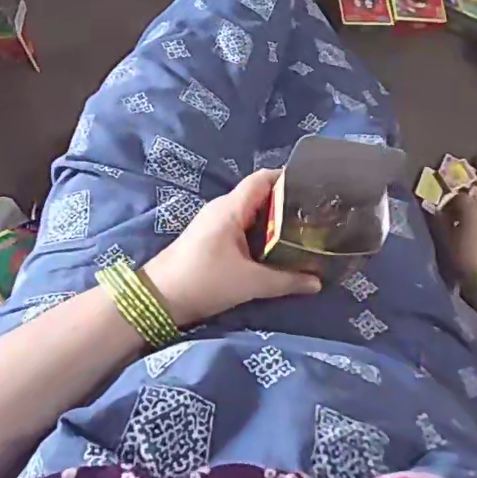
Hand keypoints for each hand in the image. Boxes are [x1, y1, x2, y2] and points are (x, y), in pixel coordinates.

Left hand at [142, 169, 321, 325]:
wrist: (158, 299)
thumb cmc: (203, 281)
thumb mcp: (249, 283)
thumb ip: (286, 281)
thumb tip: (318, 282)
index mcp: (231, 208)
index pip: (263, 179)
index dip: (288, 178)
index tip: (314, 188)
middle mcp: (222, 209)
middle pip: (260, 195)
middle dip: (287, 203)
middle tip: (315, 215)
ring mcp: (214, 223)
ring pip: (251, 213)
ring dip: (274, 221)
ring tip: (303, 231)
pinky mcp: (211, 239)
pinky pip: (242, 227)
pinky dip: (260, 233)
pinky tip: (276, 248)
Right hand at [440, 190, 476, 276]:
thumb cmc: (465, 259)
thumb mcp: (445, 242)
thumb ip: (439, 223)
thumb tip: (437, 212)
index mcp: (472, 207)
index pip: (458, 197)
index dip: (448, 205)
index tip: (441, 216)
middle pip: (475, 204)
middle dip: (464, 212)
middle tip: (453, 225)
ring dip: (476, 222)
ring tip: (466, 236)